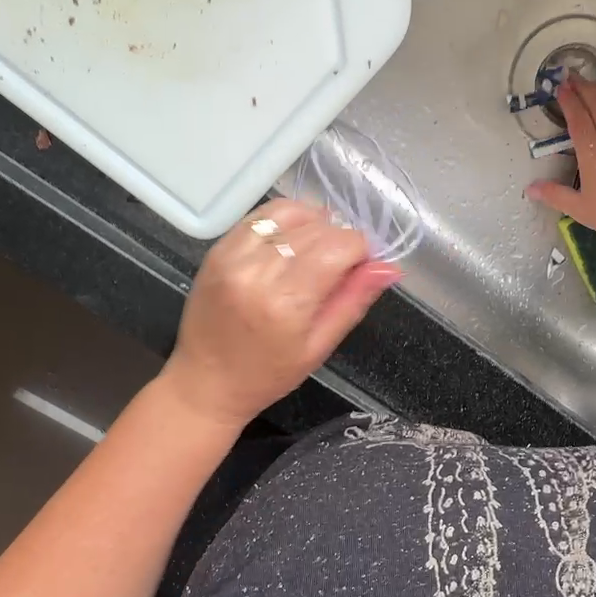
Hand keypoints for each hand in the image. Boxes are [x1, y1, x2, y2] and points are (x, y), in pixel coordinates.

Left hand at [159, 198, 400, 426]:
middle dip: (340, 239)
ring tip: (316, 250)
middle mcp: (257, 271)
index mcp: (287, 302)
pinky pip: (260, 216)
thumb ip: (354, 300)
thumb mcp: (321, 346)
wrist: (205, 382)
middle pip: (319, 227)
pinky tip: (291, 241)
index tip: (361, 268)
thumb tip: (390, 267)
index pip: (340, 245)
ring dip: (314, 225)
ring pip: (291, 213)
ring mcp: (233, 256)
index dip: (361, 250)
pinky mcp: (218, 250)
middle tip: (341, 266)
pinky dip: (284, 221)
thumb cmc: (269, 374)